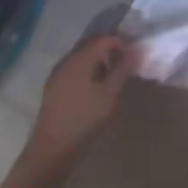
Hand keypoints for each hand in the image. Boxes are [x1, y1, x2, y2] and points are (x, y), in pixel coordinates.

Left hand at [16, 35, 136, 181]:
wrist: (52, 149)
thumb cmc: (84, 119)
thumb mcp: (110, 94)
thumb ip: (122, 69)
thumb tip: (135, 51)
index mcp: (79, 59)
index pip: (103, 38)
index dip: (120, 42)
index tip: (134, 53)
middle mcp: (66, 61)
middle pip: (90, 44)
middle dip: (109, 49)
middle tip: (126, 61)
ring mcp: (57, 74)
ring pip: (81, 57)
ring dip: (99, 59)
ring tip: (113, 74)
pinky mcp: (54, 87)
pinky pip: (74, 68)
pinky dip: (88, 69)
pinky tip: (96, 85)